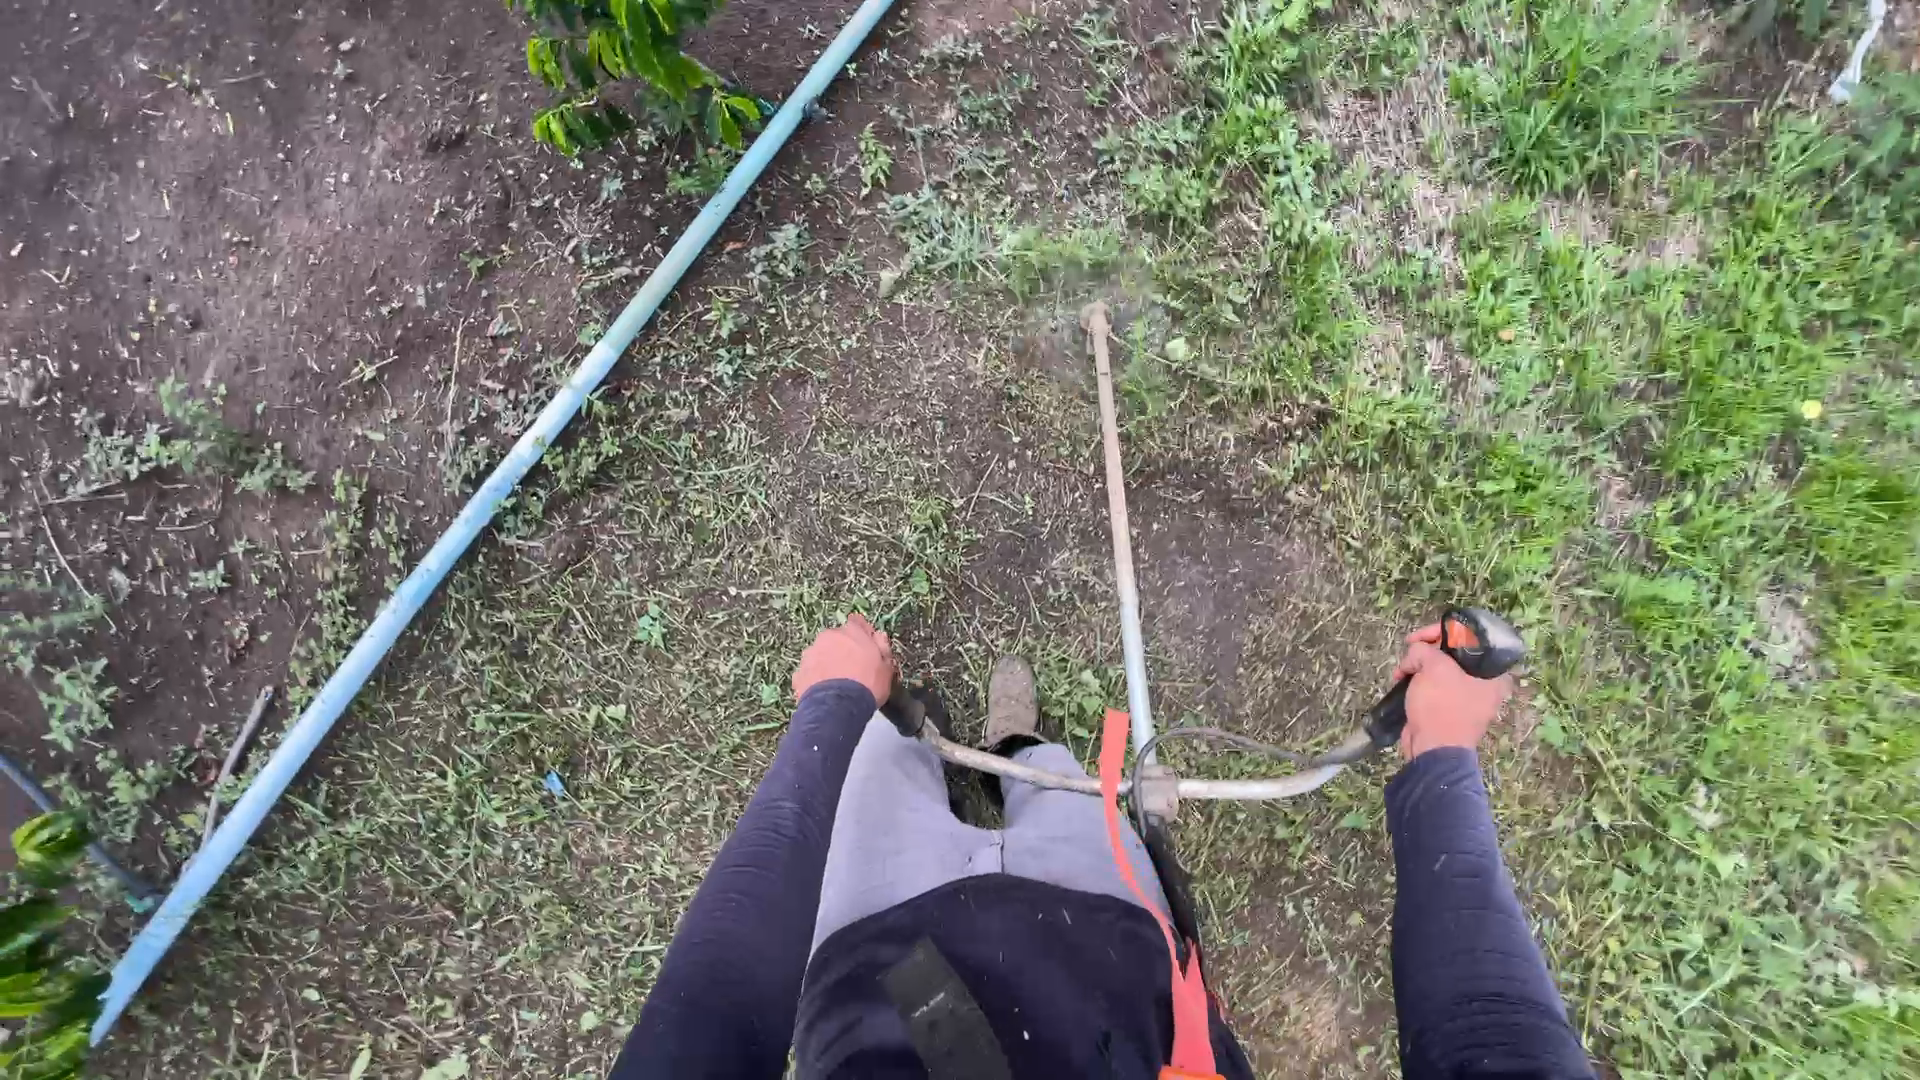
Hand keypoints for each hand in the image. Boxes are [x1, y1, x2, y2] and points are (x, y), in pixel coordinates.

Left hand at [793, 613, 894, 703]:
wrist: (837, 709)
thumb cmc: (868, 685)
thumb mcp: (886, 668)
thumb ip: (883, 648)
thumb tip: (879, 636)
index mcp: (852, 632)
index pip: (857, 622)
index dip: (862, 634)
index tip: (867, 647)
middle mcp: (829, 636)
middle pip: (837, 638)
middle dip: (843, 648)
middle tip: (852, 668)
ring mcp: (811, 653)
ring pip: (821, 653)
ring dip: (827, 661)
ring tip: (837, 683)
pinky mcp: (799, 671)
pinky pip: (810, 671)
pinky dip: (816, 678)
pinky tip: (825, 693)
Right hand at [1392, 623, 1513, 759]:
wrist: (1434, 748)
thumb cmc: (1441, 705)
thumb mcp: (1433, 667)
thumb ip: (1424, 649)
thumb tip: (1416, 652)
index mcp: (1493, 672)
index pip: (1467, 638)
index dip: (1438, 632)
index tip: (1415, 638)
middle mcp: (1484, 682)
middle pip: (1450, 652)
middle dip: (1423, 652)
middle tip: (1408, 657)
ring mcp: (1467, 696)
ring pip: (1438, 668)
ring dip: (1416, 667)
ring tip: (1401, 674)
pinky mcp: (1449, 706)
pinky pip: (1432, 684)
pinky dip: (1417, 681)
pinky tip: (1402, 683)